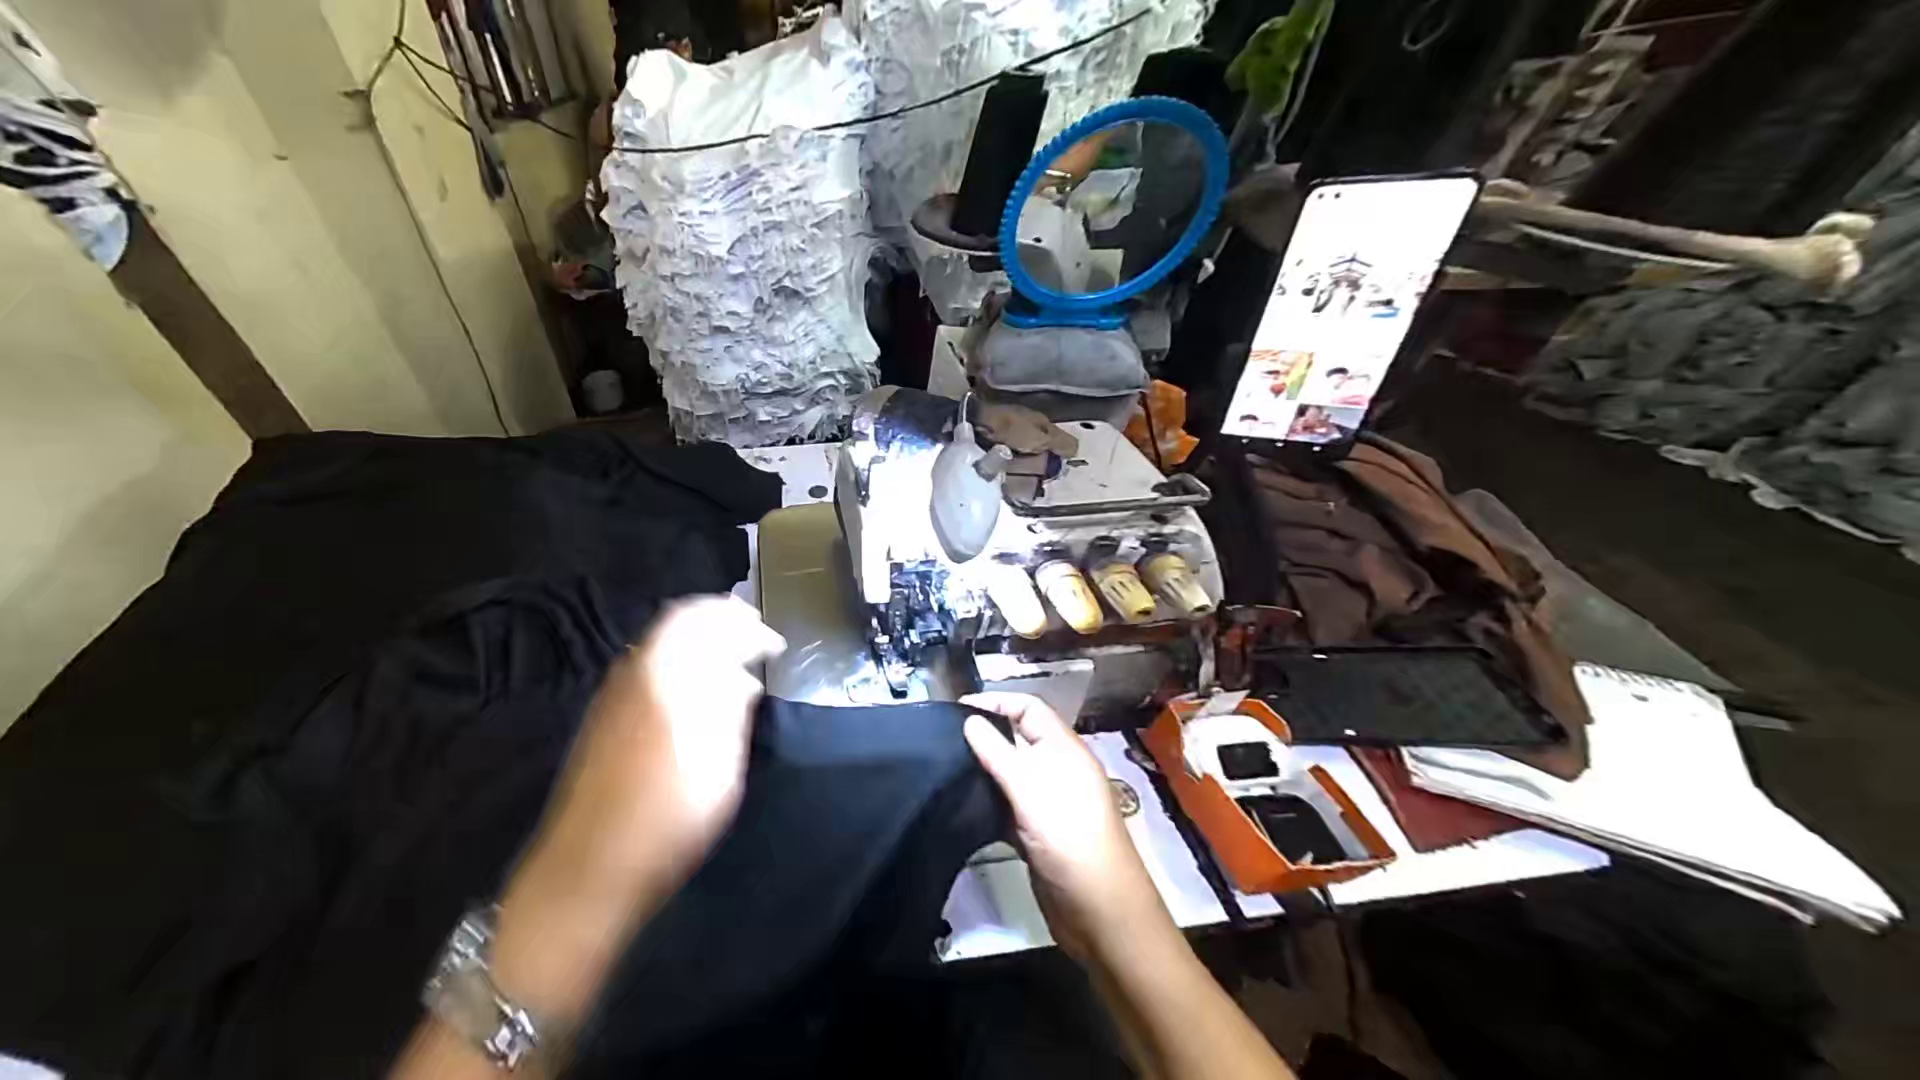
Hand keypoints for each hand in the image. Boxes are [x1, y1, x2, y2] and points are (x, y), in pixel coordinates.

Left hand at [492, 596, 784, 1025]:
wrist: (585, 874)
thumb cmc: (666, 819)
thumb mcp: (718, 765)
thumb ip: (731, 710)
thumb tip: (742, 676)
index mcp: (661, 676)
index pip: (697, 618)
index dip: (737, 621)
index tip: (769, 639)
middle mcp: (631, 675)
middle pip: (675, 627)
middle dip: (718, 625)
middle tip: (753, 637)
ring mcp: (611, 699)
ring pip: (659, 649)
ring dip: (698, 645)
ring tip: (733, 663)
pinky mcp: (602, 724)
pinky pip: (647, 672)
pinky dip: (678, 667)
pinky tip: (696, 696)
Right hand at [960, 692, 1173, 962]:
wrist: (1100, 914)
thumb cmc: (1070, 839)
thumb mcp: (1032, 790)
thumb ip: (999, 753)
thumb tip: (969, 720)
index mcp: (1064, 750)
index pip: (1029, 709)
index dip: (996, 702)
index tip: (956, 709)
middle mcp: (1057, 771)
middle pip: (1018, 739)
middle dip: (986, 734)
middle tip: (943, 740)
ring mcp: (1048, 803)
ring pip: (1011, 775)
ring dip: (984, 770)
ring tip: (945, 768)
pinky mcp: (1037, 833)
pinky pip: (1007, 807)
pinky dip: (987, 804)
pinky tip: (961, 806)